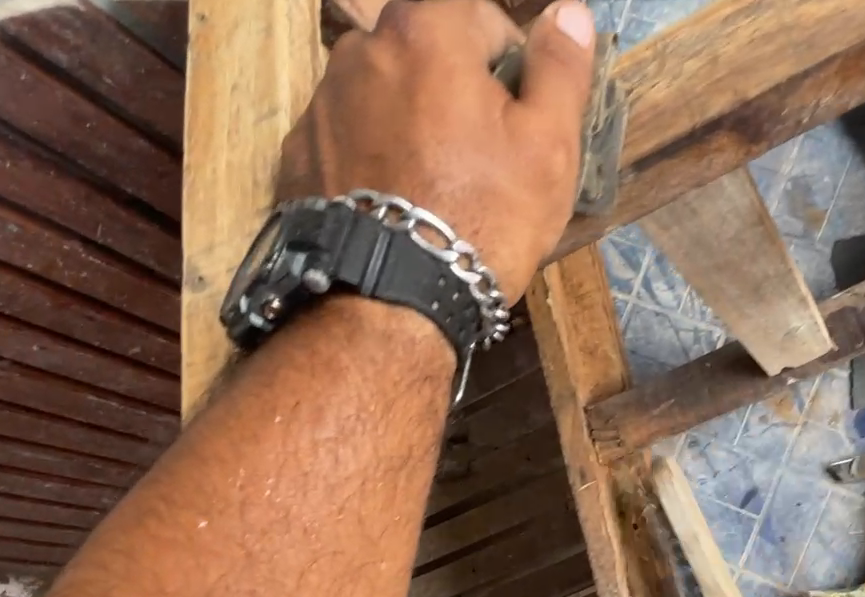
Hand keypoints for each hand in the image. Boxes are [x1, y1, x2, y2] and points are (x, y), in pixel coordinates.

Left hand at [276, 0, 596, 301]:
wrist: (394, 301)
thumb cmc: (486, 216)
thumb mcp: (549, 147)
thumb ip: (561, 70)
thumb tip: (569, 10)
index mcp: (425, 29)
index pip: (480, 15)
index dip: (510, 65)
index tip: (519, 120)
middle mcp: (359, 50)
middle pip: (425, 56)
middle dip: (455, 93)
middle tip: (481, 164)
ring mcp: (319, 105)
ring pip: (382, 99)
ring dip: (410, 125)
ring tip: (434, 192)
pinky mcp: (295, 158)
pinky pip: (346, 144)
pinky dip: (370, 162)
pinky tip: (395, 209)